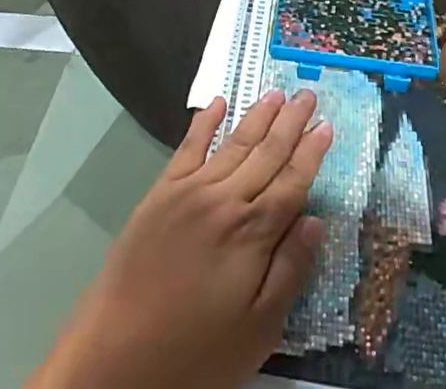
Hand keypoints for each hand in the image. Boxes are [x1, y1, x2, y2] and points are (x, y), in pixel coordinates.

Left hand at [27, 89, 333, 388]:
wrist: (118, 352)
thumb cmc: (197, 349)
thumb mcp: (259, 327)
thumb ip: (290, 269)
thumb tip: (316, 220)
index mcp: (252, 233)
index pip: (293, 181)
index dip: (312, 152)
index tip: (327, 126)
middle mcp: (225, 200)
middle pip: (267, 153)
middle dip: (291, 122)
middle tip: (309, 94)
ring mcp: (190, 191)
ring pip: (233, 143)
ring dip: (257, 115)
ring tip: (276, 93)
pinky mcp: (161, 192)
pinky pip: (188, 147)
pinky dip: (205, 122)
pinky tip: (218, 103)